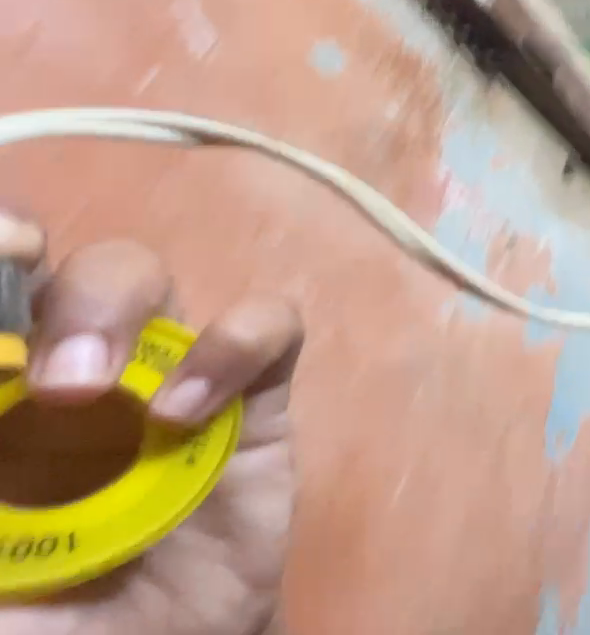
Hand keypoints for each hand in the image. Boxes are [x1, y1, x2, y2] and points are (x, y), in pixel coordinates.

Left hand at [0, 213, 300, 634]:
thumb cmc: (37, 621)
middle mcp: (61, 371)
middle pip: (54, 273)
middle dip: (41, 282)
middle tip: (39, 345)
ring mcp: (161, 373)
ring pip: (147, 277)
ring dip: (118, 309)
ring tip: (104, 392)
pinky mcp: (253, 391)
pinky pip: (269, 325)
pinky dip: (238, 346)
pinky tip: (200, 412)